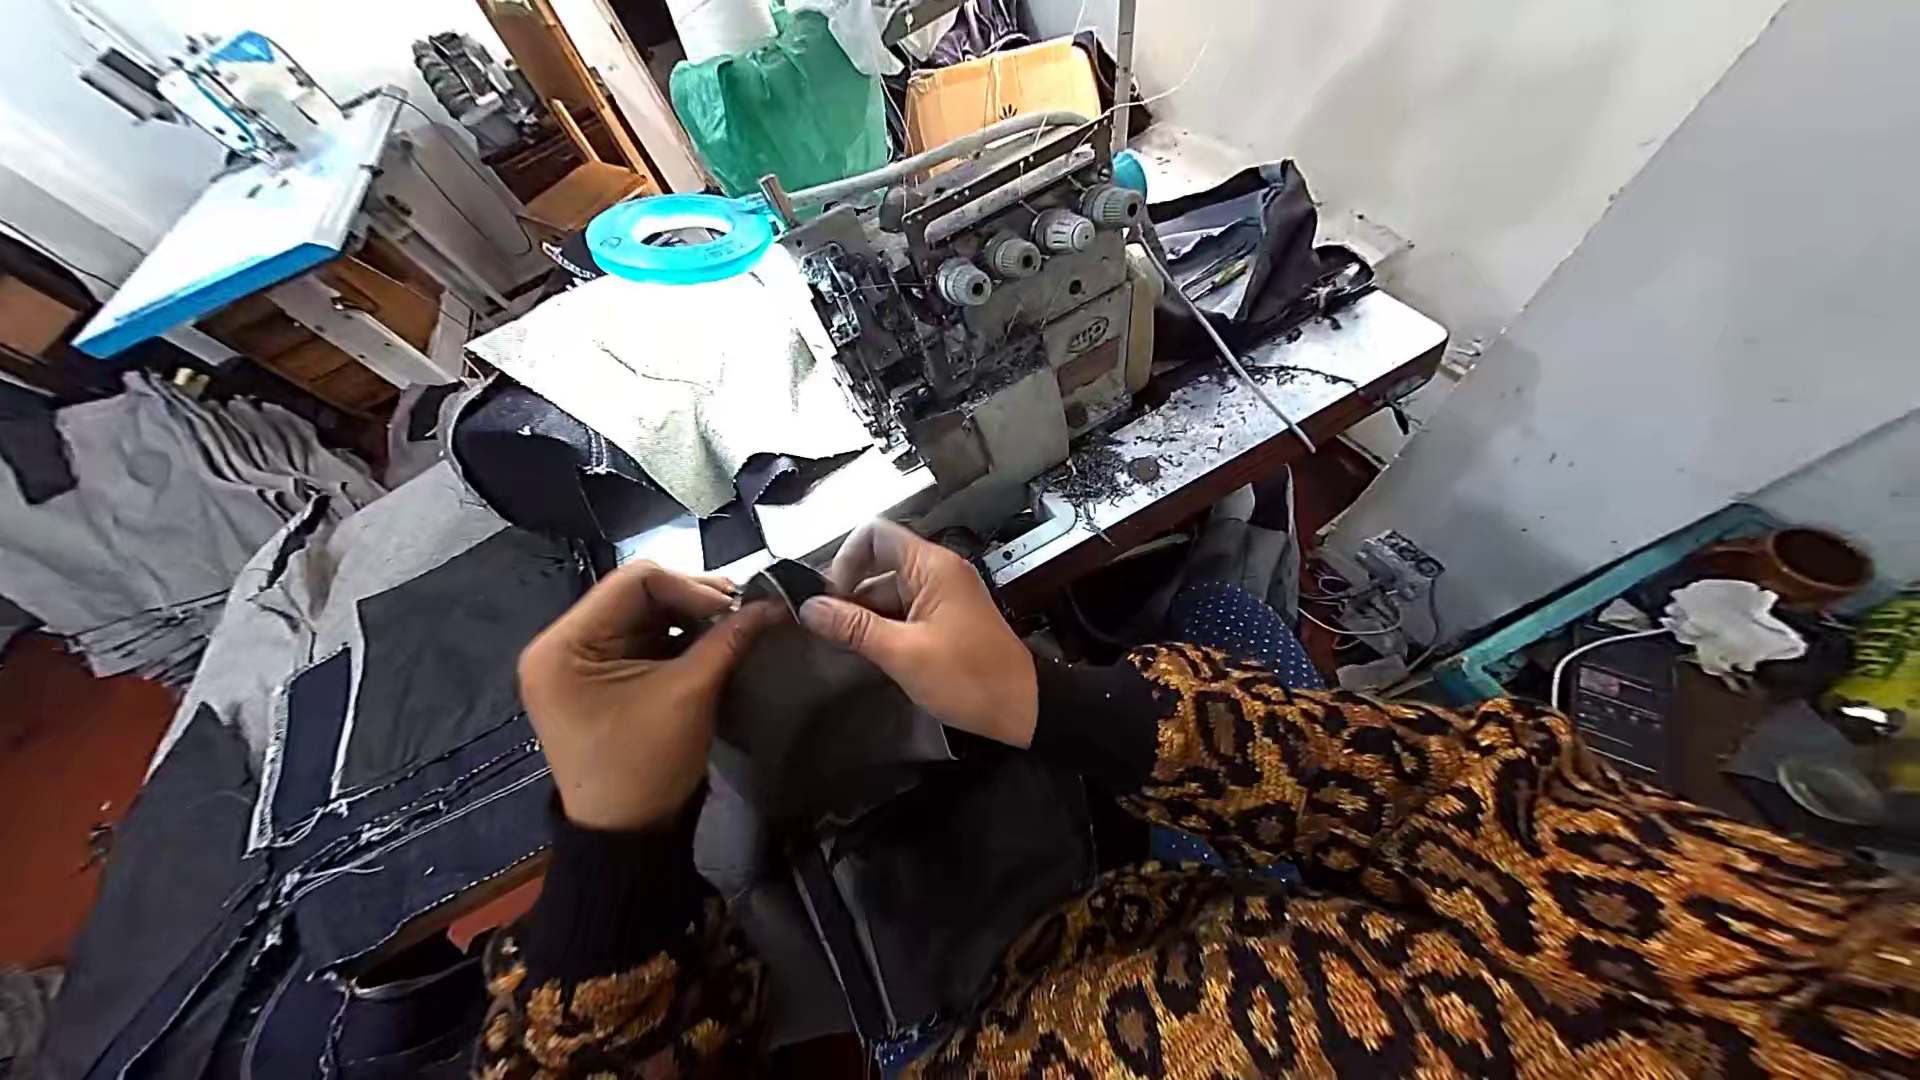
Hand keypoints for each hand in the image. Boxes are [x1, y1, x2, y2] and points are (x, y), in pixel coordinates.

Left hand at [518, 561, 780, 830]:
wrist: (630, 832)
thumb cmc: (647, 765)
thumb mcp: (690, 694)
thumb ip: (730, 639)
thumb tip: (772, 603)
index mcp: (565, 646)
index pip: (634, 581)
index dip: (690, 586)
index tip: (734, 607)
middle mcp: (565, 643)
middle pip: (640, 592)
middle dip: (695, 598)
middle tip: (742, 610)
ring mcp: (584, 657)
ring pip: (648, 610)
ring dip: (693, 614)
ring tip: (733, 624)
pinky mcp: (605, 671)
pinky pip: (649, 634)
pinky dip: (684, 632)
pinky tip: (714, 639)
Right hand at [797, 520, 1036, 747]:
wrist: (1021, 707)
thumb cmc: (972, 678)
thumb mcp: (904, 653)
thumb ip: (855, 628)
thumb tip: (812, 608)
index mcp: (932, 566)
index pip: (874, 534)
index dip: (846, 561)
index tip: (834, 598)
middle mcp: (937, 571)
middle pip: (877, 564)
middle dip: (851, 595)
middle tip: (833, 631)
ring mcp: (941, 594)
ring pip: (887, 590)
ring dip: (865, 616)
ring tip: (851, 648)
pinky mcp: (943, 616)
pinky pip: (903, 610)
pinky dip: (883, 627)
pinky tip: (874, 653)